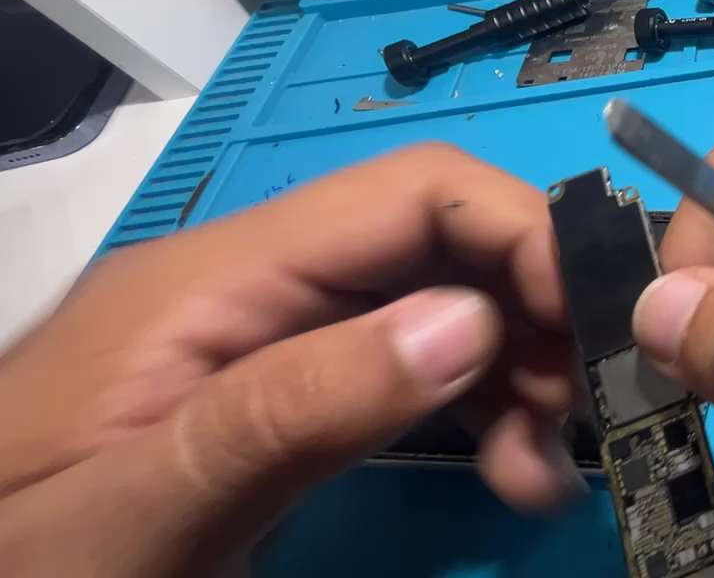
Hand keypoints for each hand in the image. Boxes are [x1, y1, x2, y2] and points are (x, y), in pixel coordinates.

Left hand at [0, 144, 581, 576]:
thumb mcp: (115, 535)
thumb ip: (282, 418)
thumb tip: (467, 324)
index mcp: (214, 278)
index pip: (415, 191)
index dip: (521, 229)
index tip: (585, 313)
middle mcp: (271, 282)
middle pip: (453, 244)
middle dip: (536, 313)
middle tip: (579, 400)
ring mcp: (296, 331)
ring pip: (462, 304)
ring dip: (526, 371)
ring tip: (544, 458)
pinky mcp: (315, 381)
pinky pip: (436, 364)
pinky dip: (495, 407)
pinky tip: (516, 465)